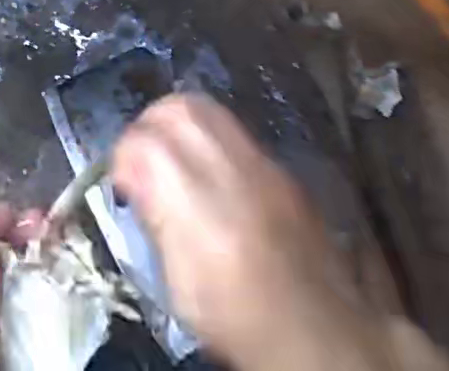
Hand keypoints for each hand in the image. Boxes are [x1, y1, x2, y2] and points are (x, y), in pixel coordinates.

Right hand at [112, 94, 397, 370]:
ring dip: (178, 123)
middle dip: (150, 123)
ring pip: (208, 108)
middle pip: (179, 109)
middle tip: (143, 155)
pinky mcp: (282, 169)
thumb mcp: (180, 287)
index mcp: (198, 206)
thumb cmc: (241, 323)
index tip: (122, 182)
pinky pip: (234, 131)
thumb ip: (155, 221)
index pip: (144, 142)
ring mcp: (262, 164)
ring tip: (172, 155)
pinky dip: (208, 138)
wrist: (326, 341)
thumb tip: (131, 176)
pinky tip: (208, 171)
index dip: (123, 155)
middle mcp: (231, 170)